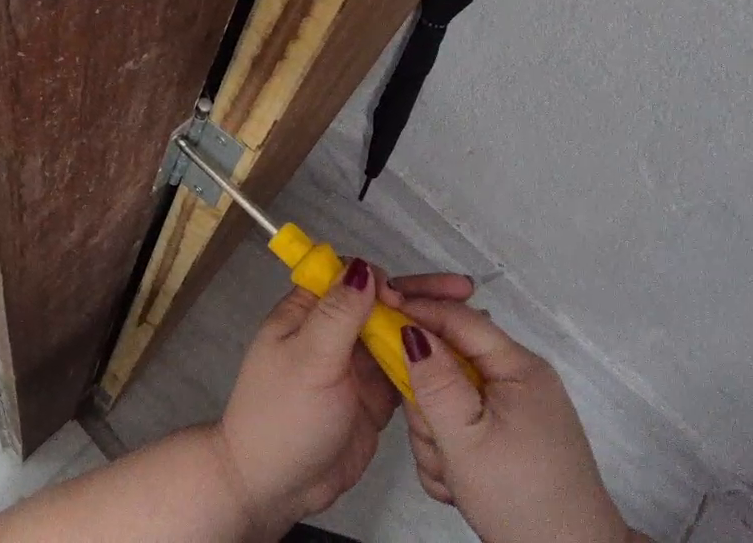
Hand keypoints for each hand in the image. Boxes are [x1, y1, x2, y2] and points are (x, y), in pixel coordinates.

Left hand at [213, 261, 474, 535]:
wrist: (277, 485)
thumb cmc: (282, 416)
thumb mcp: (309, 359)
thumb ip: (338, 314)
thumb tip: (362, 267)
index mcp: (306, 314)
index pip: (346, 278)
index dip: (379, 278)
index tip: (410, 292)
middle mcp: (332, 334)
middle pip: (379, 304)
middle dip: (418, 297)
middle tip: (463, 292)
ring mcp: (355, 366)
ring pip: (396, 336)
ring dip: (429, 328)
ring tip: (475, 321)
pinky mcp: (374, 398)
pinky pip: (406, 373)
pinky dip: (430, 366)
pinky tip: (463, 359)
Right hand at [398, 299, 645, 542]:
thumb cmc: (518, 496)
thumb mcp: (465, 438)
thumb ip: (434, 379)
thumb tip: (409, 328)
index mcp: (517, 368)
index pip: (456, 315)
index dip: (413, 304)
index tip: (372, 303)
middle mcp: (515, 380)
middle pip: (445, 359)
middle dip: (426, 397)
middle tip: (430, 435)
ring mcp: (510, 409)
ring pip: (445, 395)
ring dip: (434, 432)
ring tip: (449, 471)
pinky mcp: (504, 435)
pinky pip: (457, 422)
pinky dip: (447, 449)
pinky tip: (456, 479)